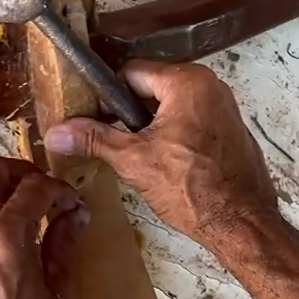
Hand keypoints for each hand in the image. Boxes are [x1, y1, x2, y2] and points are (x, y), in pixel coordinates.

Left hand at [0, 157, 88, 298]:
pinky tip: (11, 241)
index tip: (74, 205)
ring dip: (4, 193)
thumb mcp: (58, 294)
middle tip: (46, 193)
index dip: (60, 189)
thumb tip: (76, 214)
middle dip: (23, 173)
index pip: (34, 186)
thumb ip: (64, 244)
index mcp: (3, 235)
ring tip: (32, 218)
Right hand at [43, 61, 280, 253]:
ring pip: (171, 106)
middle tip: (113, 141)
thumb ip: (94, 139)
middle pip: (152, 88)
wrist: (242, 225)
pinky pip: (192, 120)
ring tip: (137, 155)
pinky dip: (174, 135)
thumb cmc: (193, 189)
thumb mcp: (134, 160)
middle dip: (130, 113)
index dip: (108, 95)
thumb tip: (56, 132)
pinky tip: (165, 163)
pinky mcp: (230, 130)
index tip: (94, 118)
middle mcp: (210, 86)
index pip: (131, 72)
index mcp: (187, 82)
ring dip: (151, 126)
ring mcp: (224, 108)